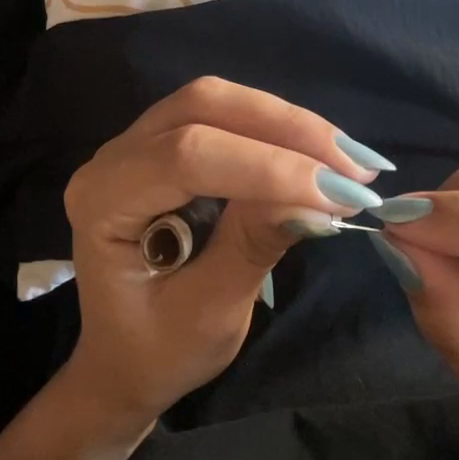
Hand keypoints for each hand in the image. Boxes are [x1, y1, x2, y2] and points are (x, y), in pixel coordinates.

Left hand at [61, 76, 382, 419]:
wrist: (124, 358)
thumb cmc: (157, 350)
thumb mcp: (208, 313)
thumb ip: (253, 246)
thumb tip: (320, 196)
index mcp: (102, 200)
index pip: (185, 157)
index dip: (266, 167)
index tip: (340, 195)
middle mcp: (112, 156)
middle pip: (202, 107)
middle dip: (285, 129)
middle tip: (356, 167)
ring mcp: (137, 142)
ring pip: (217, 101)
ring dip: (288, 124)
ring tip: (349, 159)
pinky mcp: (167, 142)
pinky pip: (224, 115)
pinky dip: (277, 129)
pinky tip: (319, 151)